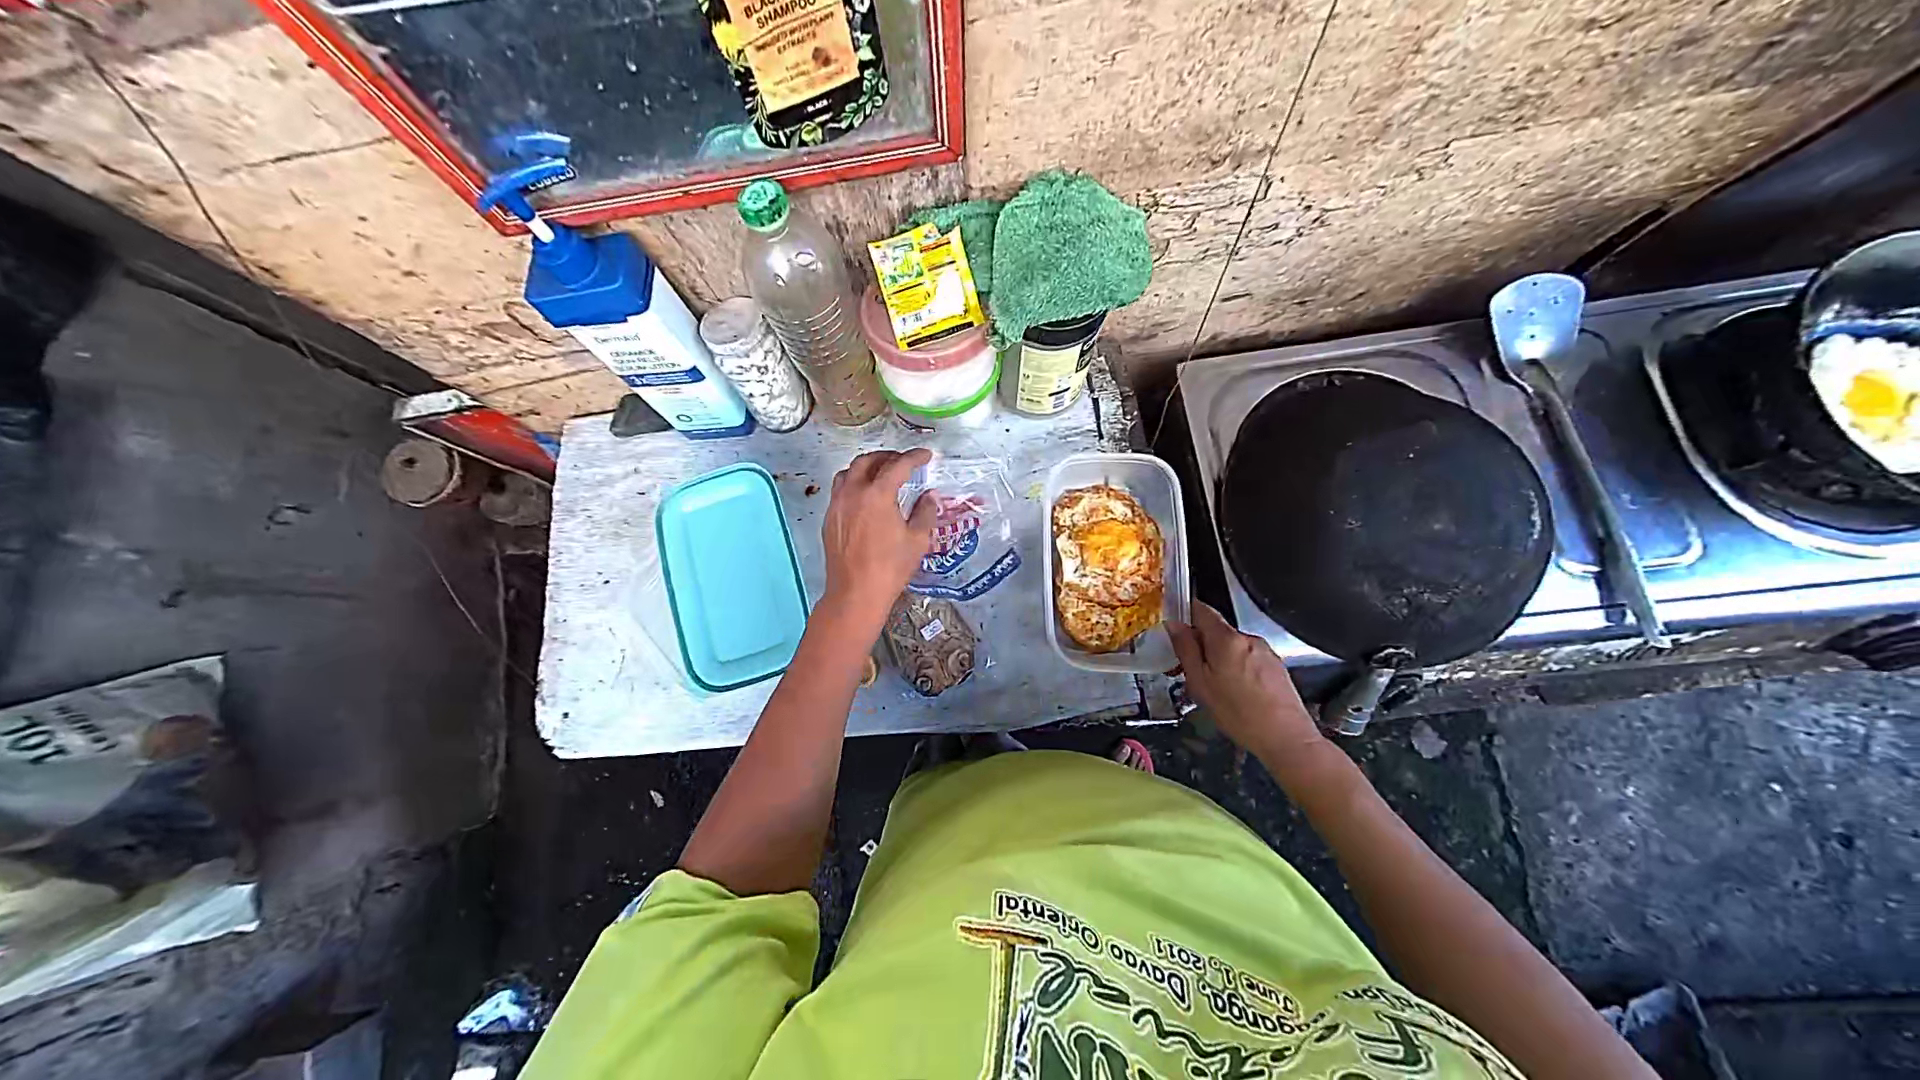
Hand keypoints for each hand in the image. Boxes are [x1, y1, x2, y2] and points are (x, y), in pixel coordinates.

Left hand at [821, 449, 936, 623]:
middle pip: (868, 461)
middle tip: (903, 461)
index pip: (898, 465)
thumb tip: (930, 496)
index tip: (925, 455)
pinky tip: (864, 496)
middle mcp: (853, 493)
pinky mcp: (829, 519)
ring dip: (867, 467)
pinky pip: (840, 490)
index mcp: (877, 494)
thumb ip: (925, 512)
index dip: (915, 457)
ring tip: (881, 473)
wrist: (856, 592)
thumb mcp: (917, 540)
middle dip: (887, 456)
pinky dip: (854, 483)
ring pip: (849, 472)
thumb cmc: (890, 568)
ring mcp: (837, 505)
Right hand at [1169, 601, 1330, 771]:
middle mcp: (1248, 638)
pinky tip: (1238, 693)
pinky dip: (1239, 668)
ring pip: (1233, 646)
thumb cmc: (1239, 714)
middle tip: (1195, 671)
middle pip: (1217, 630)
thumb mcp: (1200, 684)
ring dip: (1221, 658)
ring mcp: (1265, 651)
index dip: (1186, 615)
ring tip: (1218, 688)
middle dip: (1203, 645)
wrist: (1285, 737)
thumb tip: (1174, 625)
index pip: (1201, 609)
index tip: (1177, 629)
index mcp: (1226, 639)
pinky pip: (1249, 658)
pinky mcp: (1276, 664)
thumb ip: (1185, 650)